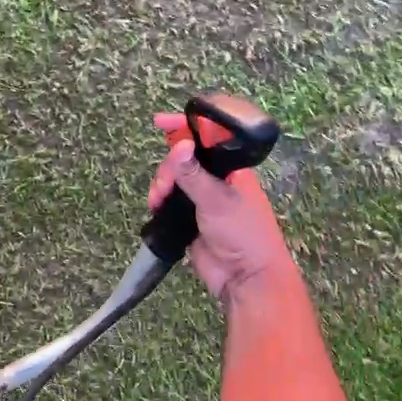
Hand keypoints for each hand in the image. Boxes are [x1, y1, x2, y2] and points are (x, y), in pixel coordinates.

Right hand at [148, 112, 293, 299]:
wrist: (245, 279)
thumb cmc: (243, 234)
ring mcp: (203, 199)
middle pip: (183, 158)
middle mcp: (217, 180)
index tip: (160, 122)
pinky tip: (156, 208)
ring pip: (174, 178)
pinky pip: (169, 199)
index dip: (185, 126)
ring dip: (161, 185)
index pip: (208, 137)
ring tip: (158, 201)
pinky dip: (160, 200)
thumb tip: (179, 144)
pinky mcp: (190, 218)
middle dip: (168, 167)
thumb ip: (194, 174)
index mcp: (233, 169)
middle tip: (164, 186)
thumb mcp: (218, 200)